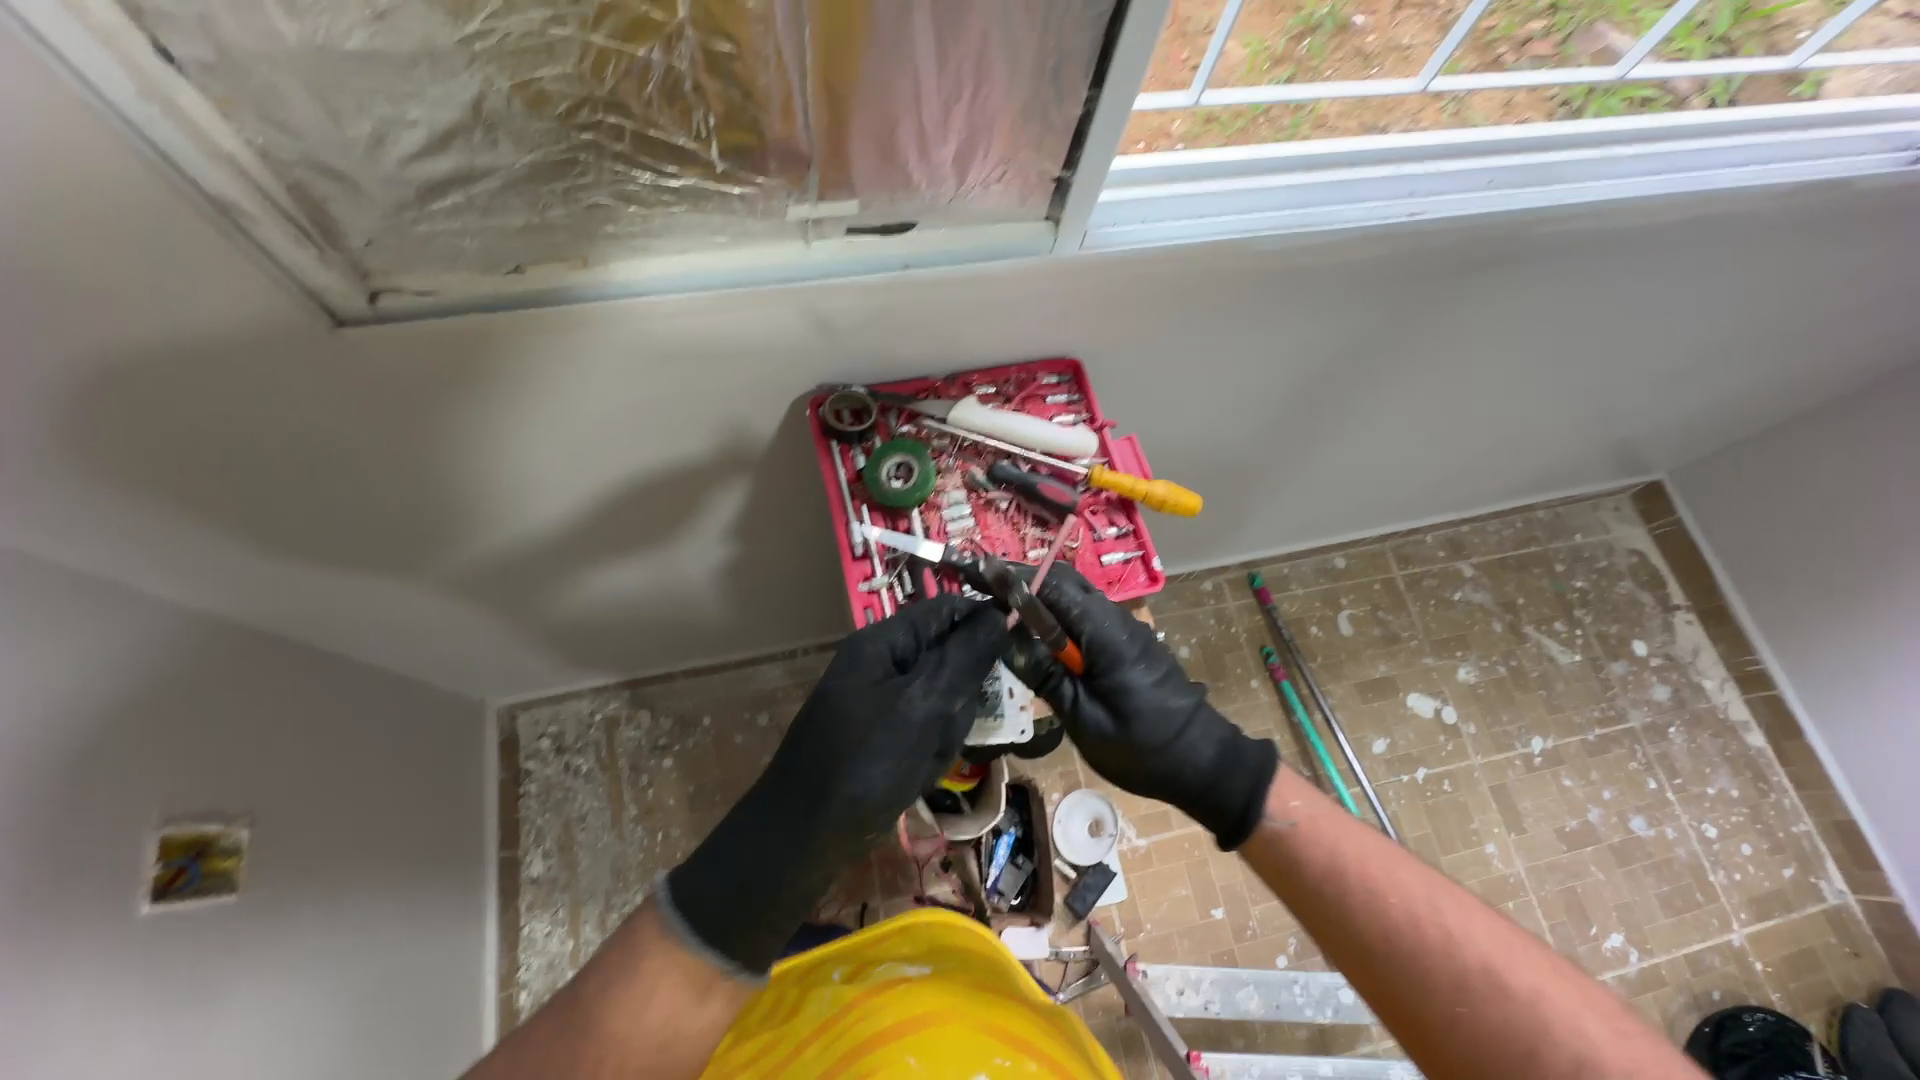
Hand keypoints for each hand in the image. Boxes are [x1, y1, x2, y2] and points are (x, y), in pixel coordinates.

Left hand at [662, 595, 1008, 975]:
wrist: (804, 835)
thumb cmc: (865, 763)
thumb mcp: (923, 705)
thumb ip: (964, 656)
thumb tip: (1000, 613)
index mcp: (883, 642)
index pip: (947, 610)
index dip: (985, 622)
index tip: (1020, 649)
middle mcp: (880, 664)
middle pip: (948, 655)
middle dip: (964, 693)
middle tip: (955, 725)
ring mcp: (879, 702)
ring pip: (942, 698)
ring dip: (949, 727)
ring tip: (930, 756)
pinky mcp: (881, 736)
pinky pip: (925, 728)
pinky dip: (933, 749)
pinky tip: (919, 773)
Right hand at [1003, 566, 1277, 849]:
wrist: (1202, 762)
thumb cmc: (1141, 747)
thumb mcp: (1084, 719)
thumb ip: (1045, 675)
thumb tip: (1005, 638)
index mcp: (1106, 632)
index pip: (1051, 586)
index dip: (1011, 578)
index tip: (975, 575)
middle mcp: (1117, 619)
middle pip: (1063, 582)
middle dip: (1022, 581)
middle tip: (983, 593)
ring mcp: (1125, 630)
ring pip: (1075, 598)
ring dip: (1040, 599)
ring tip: (1001, 614)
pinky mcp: (1128, 644)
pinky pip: (1087, 617)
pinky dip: (1057, 617)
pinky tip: (1037, 638)